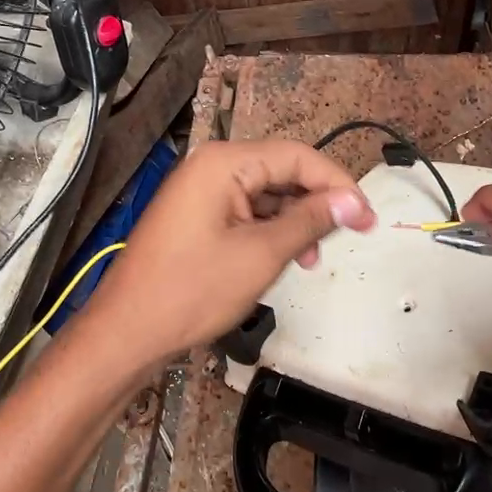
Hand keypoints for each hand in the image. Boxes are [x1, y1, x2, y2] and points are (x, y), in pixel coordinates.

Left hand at [80, 140, 376, 366]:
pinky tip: (285, 257)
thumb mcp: (261, 255)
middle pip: (282, 172)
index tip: (367, 216)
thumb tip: (351, 201)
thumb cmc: (191, 291)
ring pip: (266, 193)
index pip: (298, 157)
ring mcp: (201, 190)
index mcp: (225, 163)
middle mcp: (212, 166)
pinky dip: (270, 231)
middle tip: (351, 234)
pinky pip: (246, 210)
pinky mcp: (196, 215)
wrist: (124, 334)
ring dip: (295, 221)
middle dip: (317, 203)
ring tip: (313, 258)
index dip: (338, 184)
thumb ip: (310, 221)